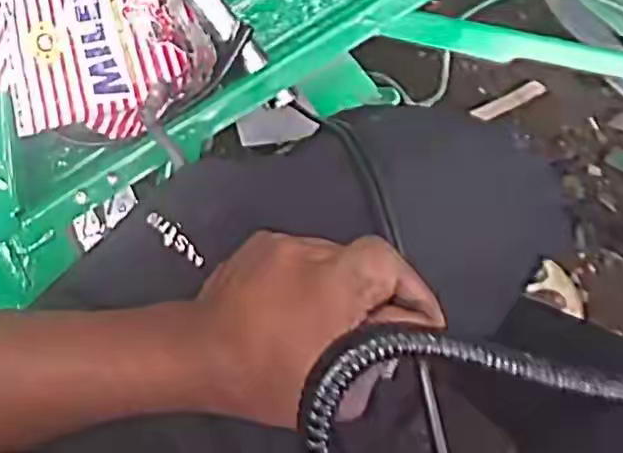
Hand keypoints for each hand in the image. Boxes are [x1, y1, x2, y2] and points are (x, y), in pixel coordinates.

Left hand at [189, 232, 444, 428]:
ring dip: (338, 283)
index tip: (418, 318)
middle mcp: (302, 251)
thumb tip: (402, 326)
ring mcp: (275, 243)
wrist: (204, 351)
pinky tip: (298, 307)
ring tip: (330, 322)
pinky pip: (297, 254)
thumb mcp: (340, 379)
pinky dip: (306, 276)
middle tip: (374, 329)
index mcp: (329, 280)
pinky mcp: (254, 244)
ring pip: (327, 256)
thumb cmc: (264, 373)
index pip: (385, 257)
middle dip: (374, 292)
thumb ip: (380, 344)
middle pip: (358, 257)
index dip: (412, 287)